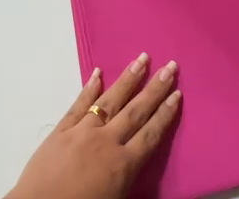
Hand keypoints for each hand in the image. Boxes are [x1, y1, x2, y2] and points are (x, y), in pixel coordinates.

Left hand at [6, 53, 181, 198]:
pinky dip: (89, 88)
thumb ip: (130, 179)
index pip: (150, 134)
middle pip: (135, 111)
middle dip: (155, 88)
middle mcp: (106, 142)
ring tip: (142, 59)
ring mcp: (82, 131)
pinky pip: (79, 105)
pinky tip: (98, 72)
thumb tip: (140, 162)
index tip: (177, 94)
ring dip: (128, 79)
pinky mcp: (61, 130)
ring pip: (110, 100)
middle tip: (170, 66)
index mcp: (123, 165)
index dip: (165, 114)